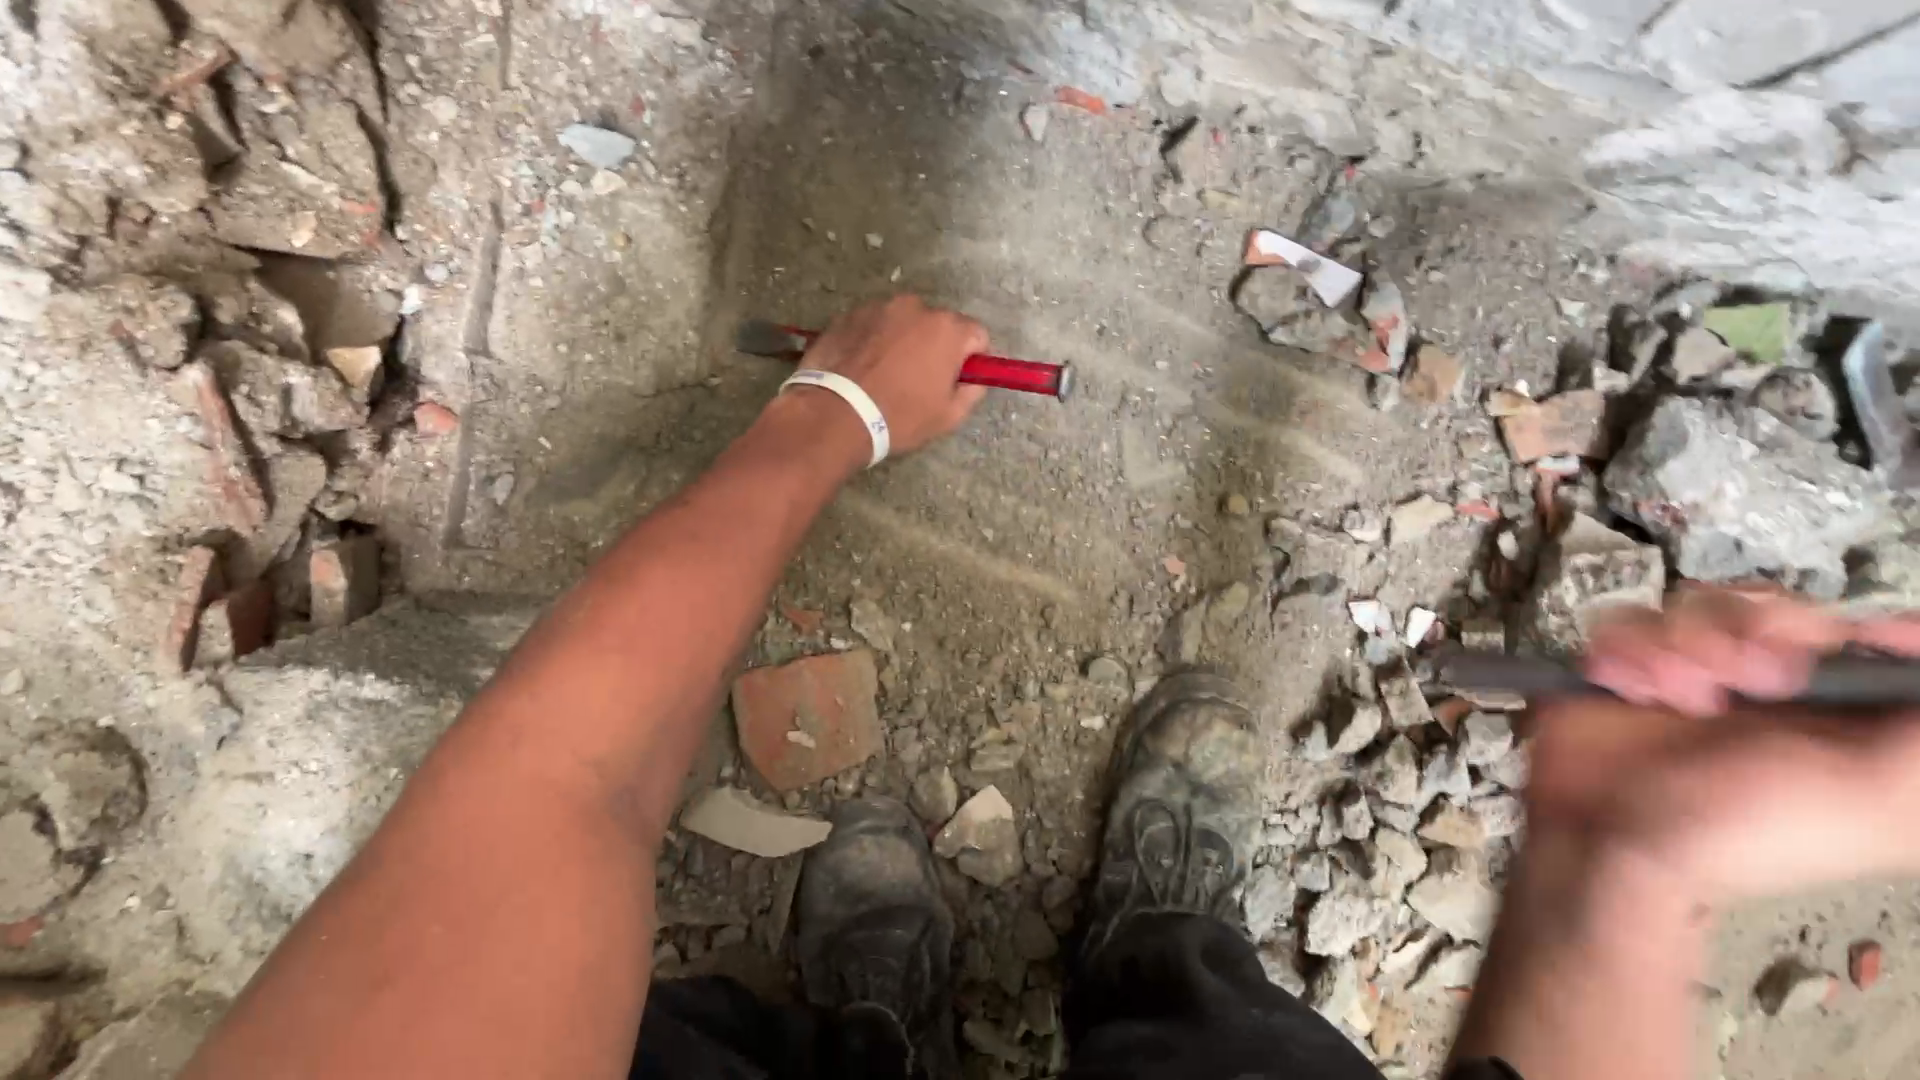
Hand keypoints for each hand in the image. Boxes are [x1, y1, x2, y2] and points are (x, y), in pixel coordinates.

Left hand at [788, 296, 988, 457]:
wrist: (834, 414)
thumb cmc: (898, 417)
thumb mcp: (948, 416)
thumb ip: (972, 391)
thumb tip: (975, 379)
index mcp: (947, 328)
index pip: (977, 335)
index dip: (972, 359)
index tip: (958, 380)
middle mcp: (915, 306)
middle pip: (938, 325)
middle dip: (935, 347)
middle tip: (918, 380)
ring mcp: (878, 307)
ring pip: (903, 322)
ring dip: (902, 341)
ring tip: (885, 374)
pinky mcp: (847, 314)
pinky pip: (873, 325)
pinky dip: (873, 340)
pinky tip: (862, 367)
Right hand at [1525, 588, 1919, 904]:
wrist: (1614, 838)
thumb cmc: (1747, 827)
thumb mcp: (1877, 796)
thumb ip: (1917, 737)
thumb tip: (1919, 651)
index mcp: (1844, 712)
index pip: (1873, 636)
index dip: (1864, 629)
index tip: (1845, 640)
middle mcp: (1772, 684)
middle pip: (1783, 608)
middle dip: (1757, 635)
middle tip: (1742, 683)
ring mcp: (1694, 671)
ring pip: (1702, 604)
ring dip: (1681, 646)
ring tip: (1673, 696)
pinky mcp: (1628, 664)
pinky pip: (1630, 617)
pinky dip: (1627, 648)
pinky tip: (1631, 689)